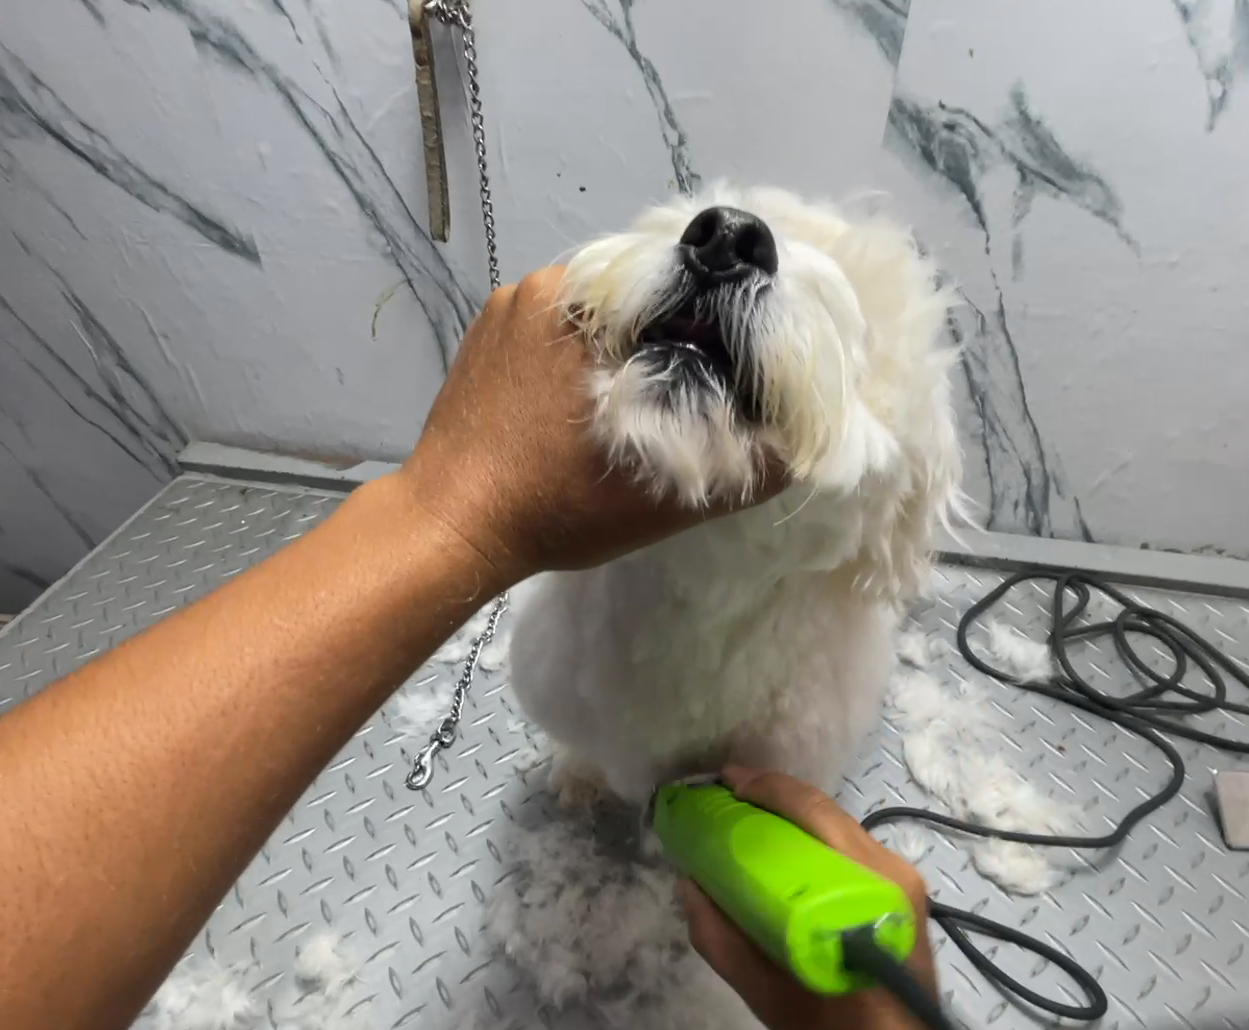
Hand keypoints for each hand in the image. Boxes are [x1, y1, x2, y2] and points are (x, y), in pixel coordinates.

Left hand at [389, 267, 783, 581]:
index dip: (721, 322)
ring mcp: (508, 306)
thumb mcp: (666, 498)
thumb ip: (744, 470)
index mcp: (589, 302)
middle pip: (643, 292)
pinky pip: (556, 326)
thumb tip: (799, 445)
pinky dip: (581, 353)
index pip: (685, 282)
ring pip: (599, 309)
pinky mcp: (485, 333)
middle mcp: (545, 286)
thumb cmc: (554, 507)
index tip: (733, 367)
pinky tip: (583, 401)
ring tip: (636, 398)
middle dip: (673, 334)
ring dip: (625, 344)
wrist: (449, 528)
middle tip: (686, 391)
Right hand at [680, 766, 968, 1029]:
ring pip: (837, 821)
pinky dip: (809, 833)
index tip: (724, 781)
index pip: (812, 812)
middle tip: (727, 792)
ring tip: (748, 812)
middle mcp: (890, 867)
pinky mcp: (902, 887)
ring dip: (790, 811)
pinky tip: (782, 844)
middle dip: (771, 793)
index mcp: (866, 885)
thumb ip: (721, 940)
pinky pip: (847, 843)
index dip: (765, 788)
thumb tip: (688, 883)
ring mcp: (901, 875)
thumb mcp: (768, 995)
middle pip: (824, 809)